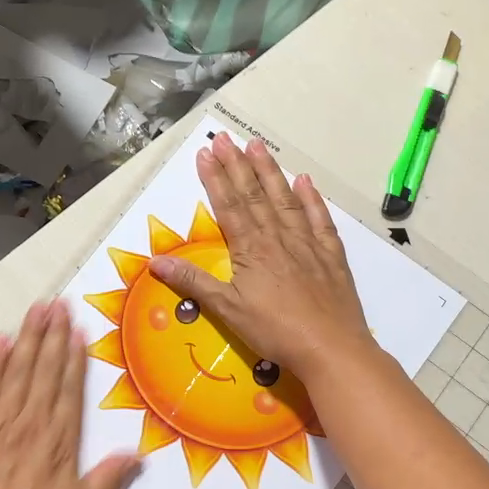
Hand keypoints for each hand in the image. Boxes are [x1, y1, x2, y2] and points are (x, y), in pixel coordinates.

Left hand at [0, 301, 140, 488]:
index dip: (73, 355)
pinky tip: (0, 340)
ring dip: (27, 338)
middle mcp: (31, 421)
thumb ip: (108, 478)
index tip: (78, 328)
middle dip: (52, 334)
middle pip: (44, 370)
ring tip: (36, 309)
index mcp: (59, 439)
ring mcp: (1, 420)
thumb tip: (138, 453)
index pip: (69, 388)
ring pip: (17, 370)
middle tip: (58, 303)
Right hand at [150, 133, 381, 381]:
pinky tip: (304, 181)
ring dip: (270, 172)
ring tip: (257, 146)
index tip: (205, 153)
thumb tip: (155, 262)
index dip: (215, 178)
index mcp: (251, 249)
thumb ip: (192, 281)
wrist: (332, 350)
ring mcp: (307, 244)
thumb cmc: (274, 330)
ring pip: (285, 200)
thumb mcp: (226, 309)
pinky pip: (319, 220)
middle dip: (237, 165)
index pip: (229, 205)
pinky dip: (311, 199)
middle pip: (255, 194)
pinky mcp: (330, 257)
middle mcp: (278, 238)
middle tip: (224, 138)